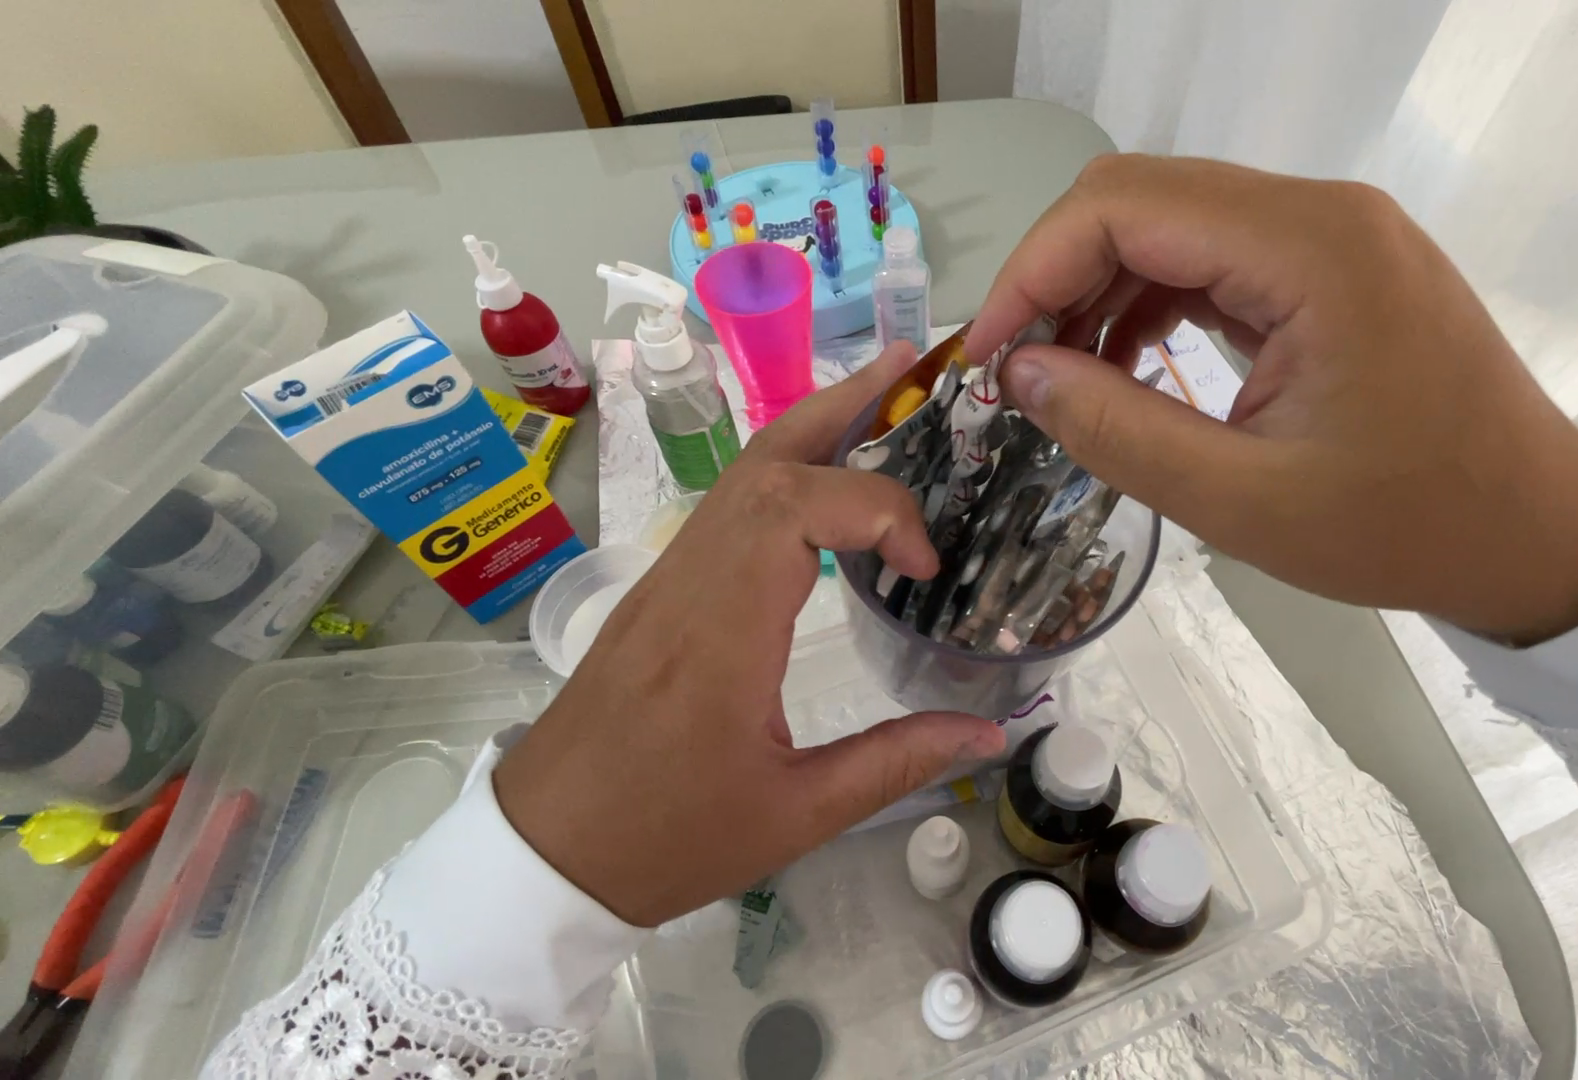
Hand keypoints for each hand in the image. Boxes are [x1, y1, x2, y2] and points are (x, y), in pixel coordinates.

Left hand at [493, 343, 1005, 926]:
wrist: (545, 850)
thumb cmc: (667, 838)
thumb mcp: (797, 813)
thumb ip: (898, 760)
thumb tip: (990, 731)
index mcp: (723, 630)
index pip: (799, 509)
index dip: (880, 512)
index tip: (924, 568)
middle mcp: (692, 578)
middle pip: (767, 457)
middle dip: (843, 405)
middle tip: (911, 372)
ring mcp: (671, 575)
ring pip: (745, 472)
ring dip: (816, 429)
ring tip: (884, 407)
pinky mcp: (665, 586)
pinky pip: (732, 504)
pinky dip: (790, 473)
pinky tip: (830, 488)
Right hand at [967, 155, 1577, 643]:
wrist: (1534, 534)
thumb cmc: (1400, 529)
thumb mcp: (1238, 502)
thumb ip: (1115, 430)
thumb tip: (1017, 373)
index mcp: (1308, 251)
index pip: (1122, 208)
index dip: (1030, 275)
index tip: (984, 359)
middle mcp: (1318, 214)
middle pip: (1139, 199)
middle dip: (1054, 279)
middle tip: (1016, 371)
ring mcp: (1327, 236)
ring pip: (1168, 226)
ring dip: (1096, 292)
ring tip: (1063, 379)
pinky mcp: (1327, 270)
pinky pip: (1208, 260)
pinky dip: (1146, 305)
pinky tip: (1127, 366)